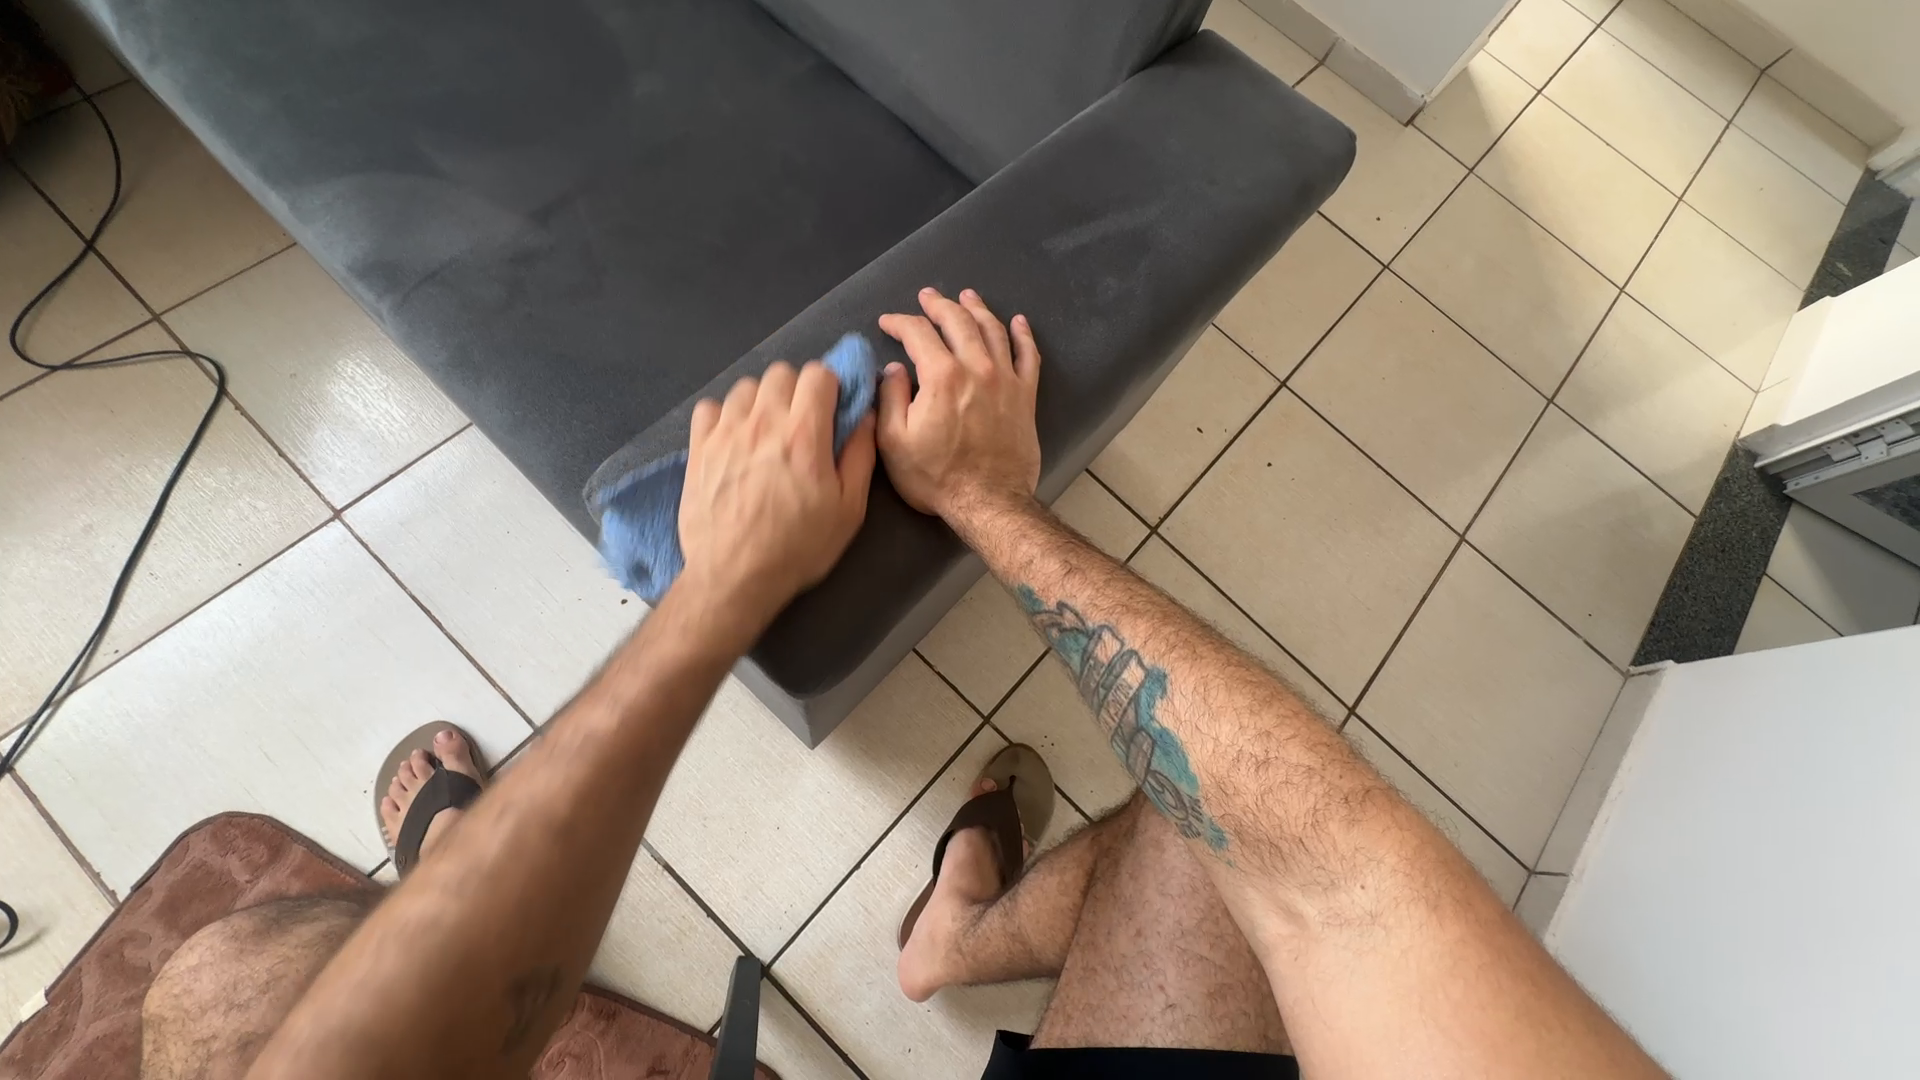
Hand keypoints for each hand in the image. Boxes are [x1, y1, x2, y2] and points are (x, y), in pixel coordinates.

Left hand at [679, 360, 875, 626]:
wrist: (735, 577)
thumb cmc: (799, 547)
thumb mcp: (849, 509)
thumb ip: (860, 455)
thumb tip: (866, 415)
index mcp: (804, 434)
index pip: (818, 373)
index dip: (831, 385)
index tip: (833, 408)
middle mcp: (762, 422)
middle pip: (781, 372)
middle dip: (798, 389)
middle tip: (803, 421)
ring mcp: (725, 432)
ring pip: (746, 386)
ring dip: (762, 400)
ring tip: (768, 431)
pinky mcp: (698, 448)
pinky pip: (711, 407)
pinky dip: (726, 415)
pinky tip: (735, 439)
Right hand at [876, 287, 1041, 526]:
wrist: (988, 502)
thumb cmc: (936, 477)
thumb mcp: (894, 443)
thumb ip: (891, 398)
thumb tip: (895, 369)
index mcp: (941, 376)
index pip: (918, 333)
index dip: (899, 322)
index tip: (888, 322)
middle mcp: (976, 367)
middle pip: (958, 321)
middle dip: (939, 304)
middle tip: (927, 297)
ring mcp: (1006, 380)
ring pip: (993, 330)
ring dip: (977, 309)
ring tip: (967, 296)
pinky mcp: (1025, 396)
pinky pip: (1028, 356)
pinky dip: (1022, 335)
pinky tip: (1018, 322)